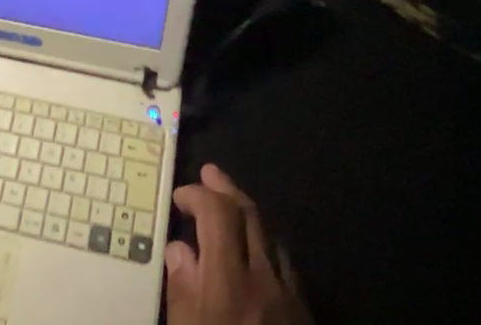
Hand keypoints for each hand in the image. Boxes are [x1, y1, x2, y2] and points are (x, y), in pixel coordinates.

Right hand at [165, 165, 312, 324]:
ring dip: (247, 211)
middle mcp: (261, 277)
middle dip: (225, 189)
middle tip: (208, 173)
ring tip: (229, 201)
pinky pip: (285, 261)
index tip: (180, 196)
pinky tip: (257, 244)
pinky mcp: (302, 308)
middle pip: (248, 215)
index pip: (217, 215)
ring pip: (269, 234)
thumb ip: (181, 288)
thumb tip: (178, 249)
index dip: (197, 195)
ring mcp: (287, 291)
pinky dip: (266, 242)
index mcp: (227, 281)